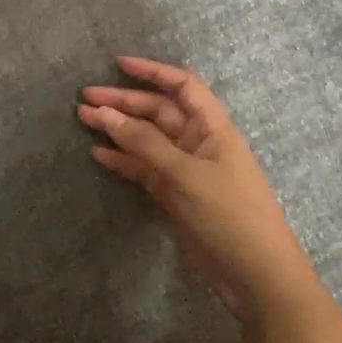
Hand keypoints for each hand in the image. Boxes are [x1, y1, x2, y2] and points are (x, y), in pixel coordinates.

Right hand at [79, 57, 318, 319]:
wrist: (258, 277)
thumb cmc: (230, 215)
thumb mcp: (185, 174)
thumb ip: (144, 142)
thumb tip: (104, 114)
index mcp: (212, 127)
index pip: (181, 86)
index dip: (152, 71)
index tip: (118, 64)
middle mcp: (197, 142)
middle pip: (157, 110)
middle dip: (122, 102)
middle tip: (85, 99)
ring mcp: (185, 168)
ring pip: (145, 138)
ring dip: (117, 128)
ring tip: (83, 120)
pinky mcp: (175, 193)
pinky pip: (143, 167)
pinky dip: (122, 159)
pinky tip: (98, 155)